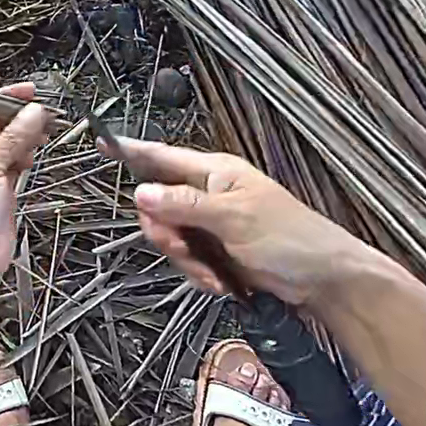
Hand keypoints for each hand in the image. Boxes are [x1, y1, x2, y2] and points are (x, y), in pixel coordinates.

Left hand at [0, 83, 53, 273]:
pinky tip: (37, 146)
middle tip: (41, 108)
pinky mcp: (1, 189)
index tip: (26, 92)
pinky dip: (28, 153)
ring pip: (9, 144)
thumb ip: (13, 138)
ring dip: (26, 134)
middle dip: (18, 118)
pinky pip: (17, 162)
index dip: (3, 101)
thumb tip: (32, 113)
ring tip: (45, 124)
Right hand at [99, 136, 398, 309]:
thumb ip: (185, 206)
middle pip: (158, 205)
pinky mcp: (215, 250)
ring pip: (170, 236)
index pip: (163, 157)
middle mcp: (207, 195)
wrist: (323, 281)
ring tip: (211, 271)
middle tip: (183, 247)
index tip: (102, 143)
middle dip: (166, 233)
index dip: (132, 151)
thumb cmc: (291, 238)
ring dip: (185, 260)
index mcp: (214, 173)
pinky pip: (187, 259)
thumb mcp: (234, 219)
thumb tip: (142, 193)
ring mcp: (210, 224)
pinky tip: (219, 281)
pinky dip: (198, 274)